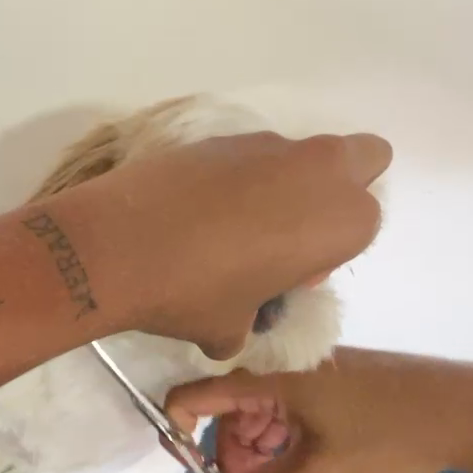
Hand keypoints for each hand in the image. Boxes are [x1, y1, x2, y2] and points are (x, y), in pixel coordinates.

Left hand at [44, 131, 390, 357]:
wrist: (112, 249)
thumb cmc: (186, 294)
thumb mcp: (224, 328)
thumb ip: (242, 326)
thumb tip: (227, 335)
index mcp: (342, 221)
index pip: (358, 231)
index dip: (317, 259)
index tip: (275, 280)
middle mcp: (318, 170)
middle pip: (360, 162)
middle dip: (329, 193)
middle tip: (274, 235)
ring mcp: (264, 145)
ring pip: (294, 157)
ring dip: (273, 185)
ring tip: (215, 229)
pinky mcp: (214, 138)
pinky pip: (239, 156)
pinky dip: (224, 179)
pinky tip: (182, 214)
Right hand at [163, 348, 472, 472]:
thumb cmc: (391, 438)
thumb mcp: (316, 471)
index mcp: (269, 380)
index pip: (193, 397)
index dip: (178, 432)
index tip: (191, 472)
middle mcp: (281, 371)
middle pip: (226, 415)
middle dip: (226, 463)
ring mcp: (309, 376)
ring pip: (257, 418)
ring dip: (255, 460)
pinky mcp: (332, 384)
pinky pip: (285, 414)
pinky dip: (280, 445)